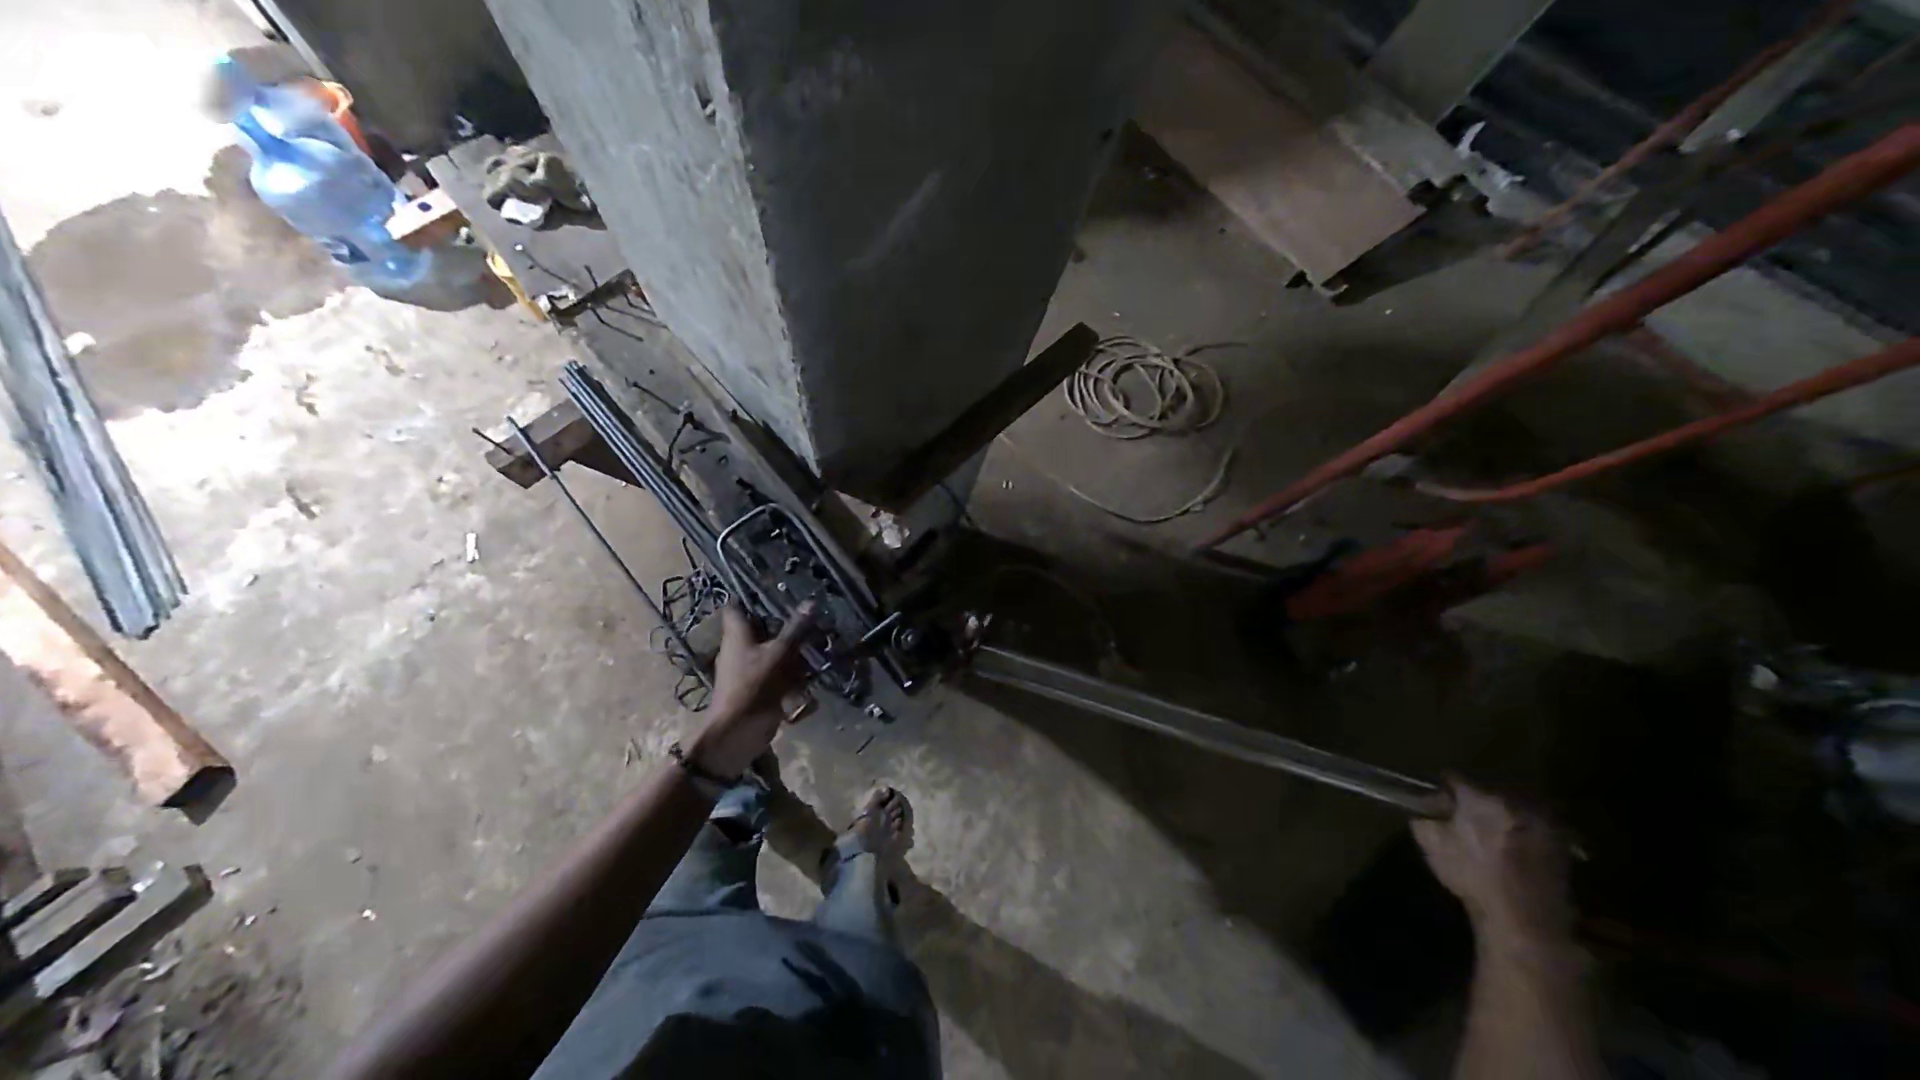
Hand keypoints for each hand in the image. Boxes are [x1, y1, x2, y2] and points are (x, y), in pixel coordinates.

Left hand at [684, 603, 816, 778]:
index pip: (736, 607)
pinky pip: (776, 677)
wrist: (737, 733)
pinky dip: (792, 679)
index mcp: (736, 635)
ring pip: (772, 654)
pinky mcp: (757, 690)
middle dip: (786, 629)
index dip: (751, 597)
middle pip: (761, 631)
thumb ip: (796, 630)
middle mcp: (739, 650)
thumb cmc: (754, 685)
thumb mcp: (779, 654)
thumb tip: (811, 602)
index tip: (776, 592)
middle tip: (811, 624)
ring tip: (818, 652)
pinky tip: (809, 684)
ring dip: (794, 655)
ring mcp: (747, 671)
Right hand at [1412, 780, 1571, 953]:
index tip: (1437, 800)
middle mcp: (1514, 801)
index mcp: (1481, 799)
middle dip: (1475, 801)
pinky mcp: (1561, 843)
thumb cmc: (1473, 879)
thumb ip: (1423, 820)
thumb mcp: (1433, 847)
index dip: (1443, 789)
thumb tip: (1422, 809)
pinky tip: (1513, 850)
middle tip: (1464, 817)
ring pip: (1512, 806)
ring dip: (1500, 815)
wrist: (1525, 920)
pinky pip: (1534, 824)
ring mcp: (1542, 821)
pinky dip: (1521, 831)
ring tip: (1491, 834)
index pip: (1454, 779)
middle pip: (1487, 790)